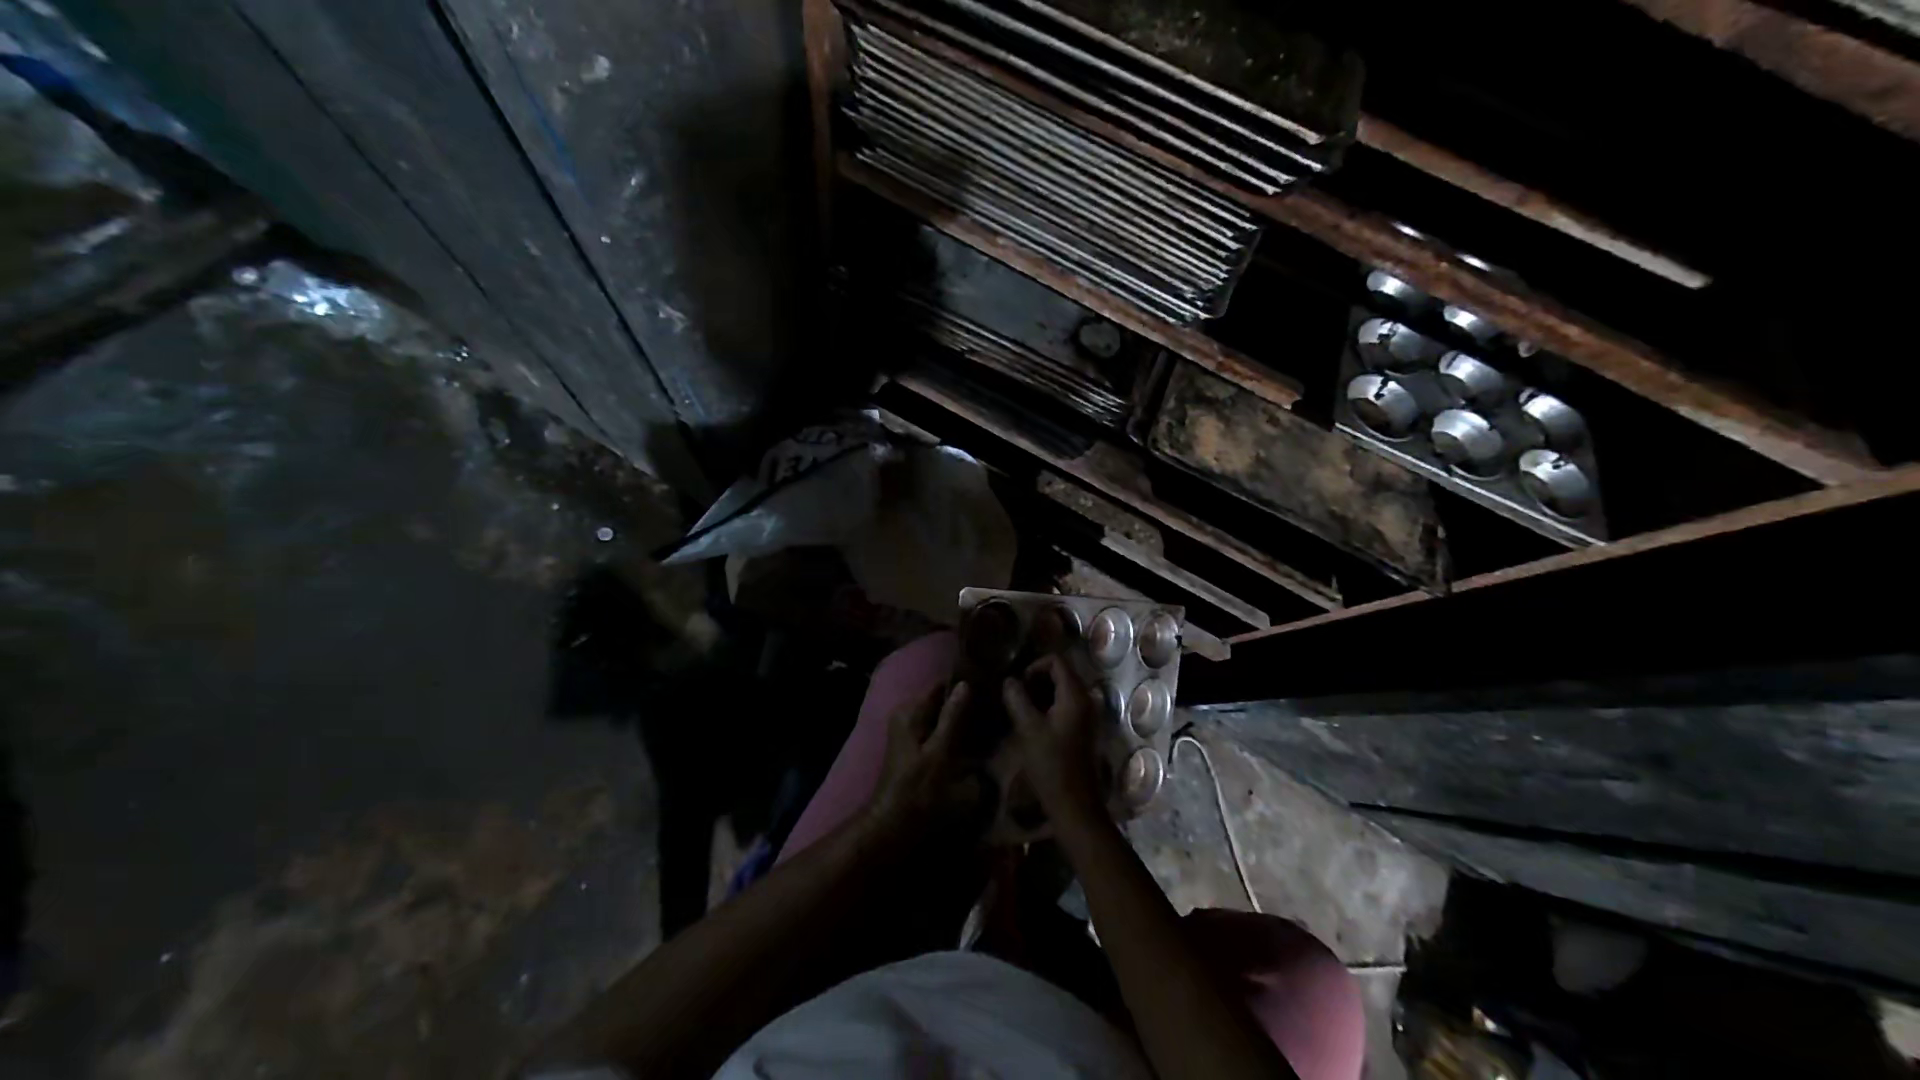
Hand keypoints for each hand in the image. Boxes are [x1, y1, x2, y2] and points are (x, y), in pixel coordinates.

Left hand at [863, 682, 985, 844]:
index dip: (966, 682)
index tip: (992, 682)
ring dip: (962, 717)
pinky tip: (976, 737)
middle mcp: (906, 715)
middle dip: (967, 701)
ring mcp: (909, 731)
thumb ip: (952, 718)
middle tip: (997, 703)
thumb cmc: (918, 788)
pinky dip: (955, 731)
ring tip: (993, 717)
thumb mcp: (940, 752)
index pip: (941, 685)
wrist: (894, 823)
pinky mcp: (915, 747)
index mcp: (910, 711)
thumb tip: (966, 684)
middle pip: (941, 700)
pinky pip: (938, 729)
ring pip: (941, 715)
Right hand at [1002, 656, 1104, 826]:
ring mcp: (1087, 715)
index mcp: (1076, 695)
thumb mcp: (1028, 728)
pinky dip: (1049, 706)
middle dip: (1036, 679)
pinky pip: (1066, 705)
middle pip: (1061, 673)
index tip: (1018, 684)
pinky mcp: (1083, 729)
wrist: (1074, 803)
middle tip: (1016, 696)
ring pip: (1063, 690)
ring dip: (1041, 693)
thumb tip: (1009, 680)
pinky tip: (1032, 722)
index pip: (1056, 660)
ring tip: (1020, 709)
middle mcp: (1086, 699)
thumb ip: (1017, 699)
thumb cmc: (1051, 764)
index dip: (1034, 666)